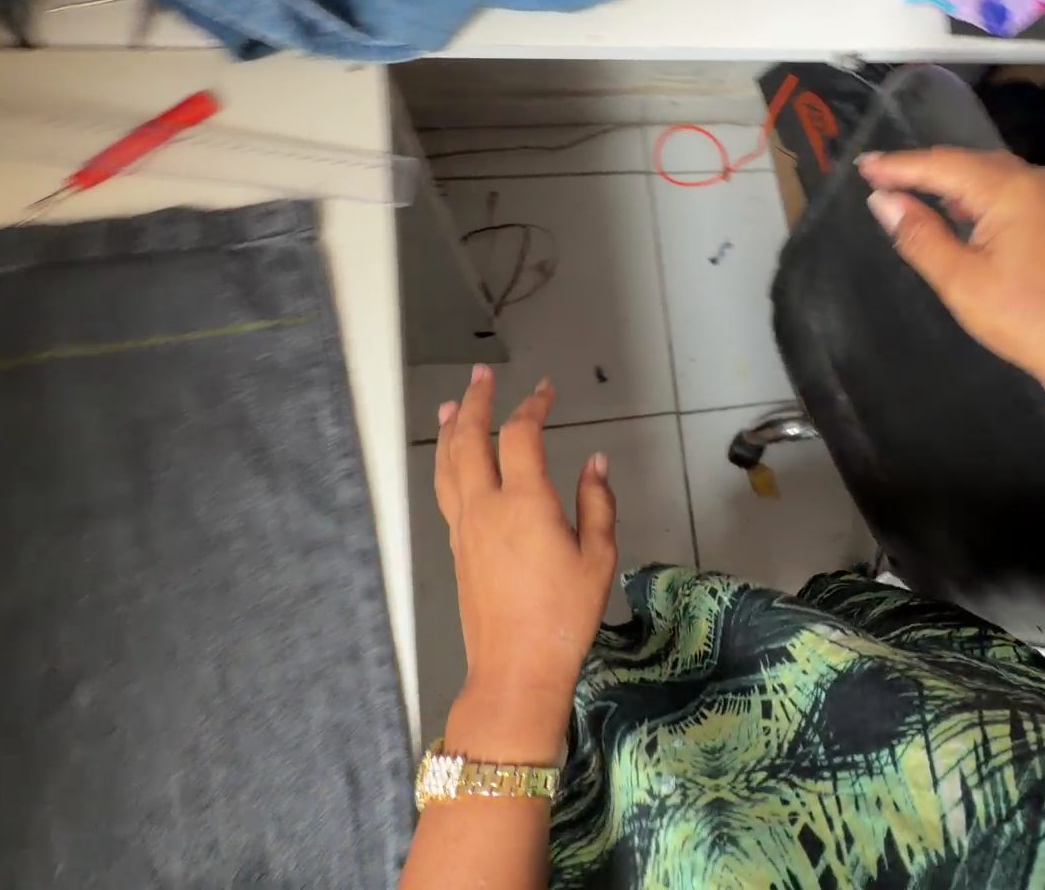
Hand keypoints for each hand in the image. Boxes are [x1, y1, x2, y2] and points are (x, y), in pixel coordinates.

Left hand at [435, 367, 616, 703]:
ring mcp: (465, 527)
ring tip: (455, 404)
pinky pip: (446, 490)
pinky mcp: (456, 547)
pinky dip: (447, 462)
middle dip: (478, 402)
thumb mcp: (598, 555)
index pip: (521, 436)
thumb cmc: (565, 612)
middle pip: (472, 440)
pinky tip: (453, 459)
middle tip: (482, 376)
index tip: (546, 390)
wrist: (516, 667)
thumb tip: (595, 462)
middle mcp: (486, 506)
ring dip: (452, 429)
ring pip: (448, 465)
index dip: (533, 406)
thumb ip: (598, 502)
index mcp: (525, 503)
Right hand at [860, 148, 1044, 393]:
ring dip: (950, 181)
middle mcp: (1038, 179)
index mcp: (1012, 190)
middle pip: (968, 162)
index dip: (899, 165)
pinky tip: (957, 209)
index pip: (943, 165)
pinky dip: (977, 195)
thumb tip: (883, 200)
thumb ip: (919, 234)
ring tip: (908, 189)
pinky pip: (1010, 190)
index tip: (863, 164)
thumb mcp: (960, 280)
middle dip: (923, 169)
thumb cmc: (1022, 319)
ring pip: (990, 175)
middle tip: (879, 176)